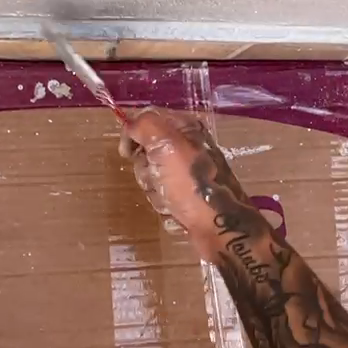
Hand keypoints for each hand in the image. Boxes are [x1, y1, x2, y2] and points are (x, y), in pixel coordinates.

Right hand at [119, 108, 247, 244]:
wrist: (220, 228)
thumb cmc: (193, 185)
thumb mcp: (167, 145)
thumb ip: (144, 125)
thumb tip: (129, 124)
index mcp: (185, 127)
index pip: (146, 119)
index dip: (133, 134)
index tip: (127, 152)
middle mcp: (186, 147)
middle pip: (145, 151)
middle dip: (145, 168)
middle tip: (159, 176)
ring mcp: (186, 173)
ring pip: (150, 175)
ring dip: (154, 189)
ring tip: (170, 198)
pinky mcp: (186, 196)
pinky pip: (160, 195)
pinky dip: (163, 204)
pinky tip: (175, 210)